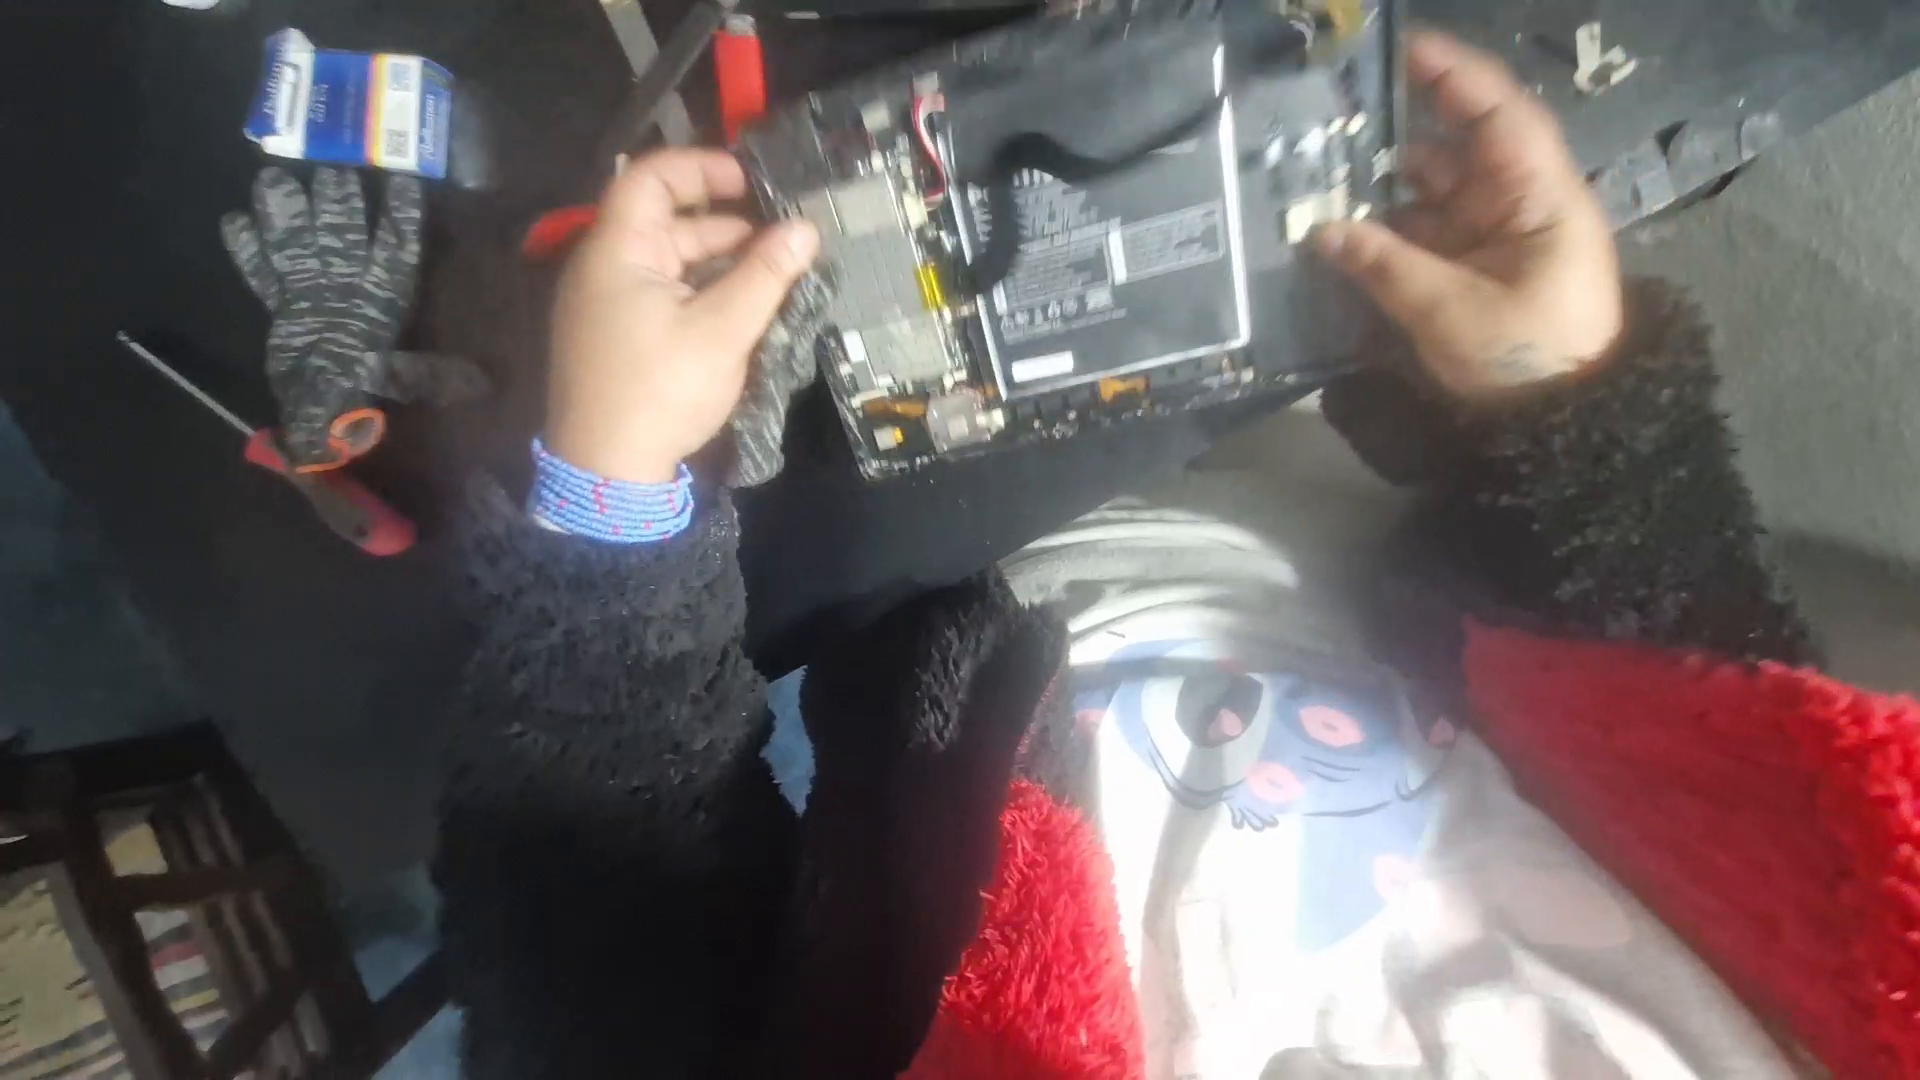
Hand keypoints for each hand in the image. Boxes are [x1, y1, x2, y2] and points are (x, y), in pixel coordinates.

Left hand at [545, 148, 818, 482]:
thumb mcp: (722, 331)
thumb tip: (806, 228)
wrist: (608, 469)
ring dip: (721, 263)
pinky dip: (704, 293)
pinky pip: (666, 296)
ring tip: (773, 276)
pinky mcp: (620, 337)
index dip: (704, 168)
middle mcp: (606, 267)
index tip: (755, 182)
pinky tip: (742, 312)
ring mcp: (610, 305)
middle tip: (781, 238)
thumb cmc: (662, 390)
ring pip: (672, 264)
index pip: (653, 177)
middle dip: (727, 224)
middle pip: (668, 222)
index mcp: (619, 250)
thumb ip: (765, 276)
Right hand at [1316, 31, 1621, 400]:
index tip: (1405, 50)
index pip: (1497, 117)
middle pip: (1449, 154)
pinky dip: (1376, 238)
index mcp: (1535, 196)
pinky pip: (1413, 241)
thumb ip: (1384, 266)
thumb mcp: (1450, 310)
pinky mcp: (1461, 274)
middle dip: (1392, 140)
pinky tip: (1334, 237)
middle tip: (1328, 133)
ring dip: (1375, 195)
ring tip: (1315, 188)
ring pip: (1423, 200)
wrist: (1553, 420)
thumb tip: (1321, 231)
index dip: (1454, 79)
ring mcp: (1483, 242)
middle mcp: (1509, 206)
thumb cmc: (1524, 355)